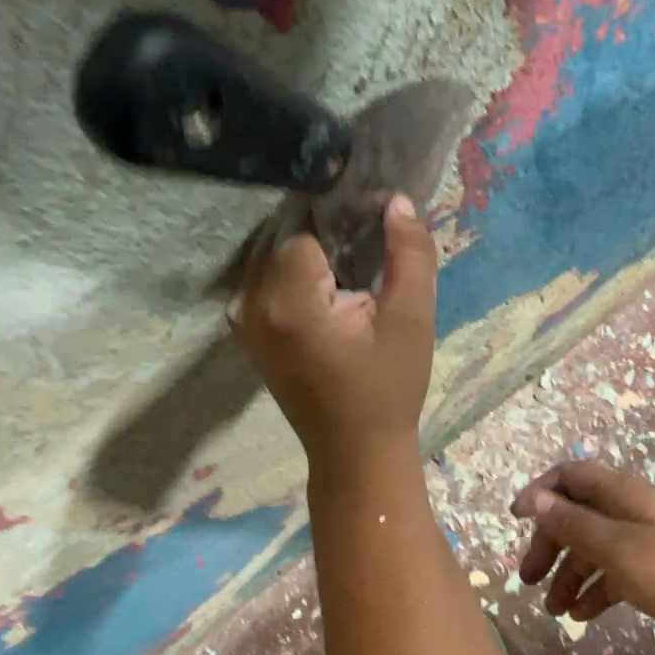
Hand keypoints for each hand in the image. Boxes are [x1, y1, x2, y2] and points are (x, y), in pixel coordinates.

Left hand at [231, 194, 437, 464]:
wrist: (355, 453)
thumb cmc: (388, 390)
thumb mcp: (411, 321)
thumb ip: (409, 255)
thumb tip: (397, 202)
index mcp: (289, 302)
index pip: (304, 226)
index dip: (339, 214)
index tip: (371, 210)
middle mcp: (253, 305)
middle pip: (283, 237)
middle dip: (323, 227)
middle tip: (367, 228)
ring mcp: (244, 322)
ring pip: (272, 255)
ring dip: (309, 247)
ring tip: (352, 251)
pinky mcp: (247, 334)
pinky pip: (266, 280)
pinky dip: (295, 270)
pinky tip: (330, 279)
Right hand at [511, 462, 654, 654]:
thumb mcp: (619, 549)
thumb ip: (574, 524)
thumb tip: (535, 498)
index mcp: (622, 495)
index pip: (571, 476)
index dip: (540, 492)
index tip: (514, 519)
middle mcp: (630, 512)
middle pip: (577, 516)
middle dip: (549, 543)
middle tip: (528, 578)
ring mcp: (645, 543)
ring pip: (593, 549)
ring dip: (569, 574)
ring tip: (553, 610)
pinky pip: (614, 575)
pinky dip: (595, 592)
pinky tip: (580, 617)